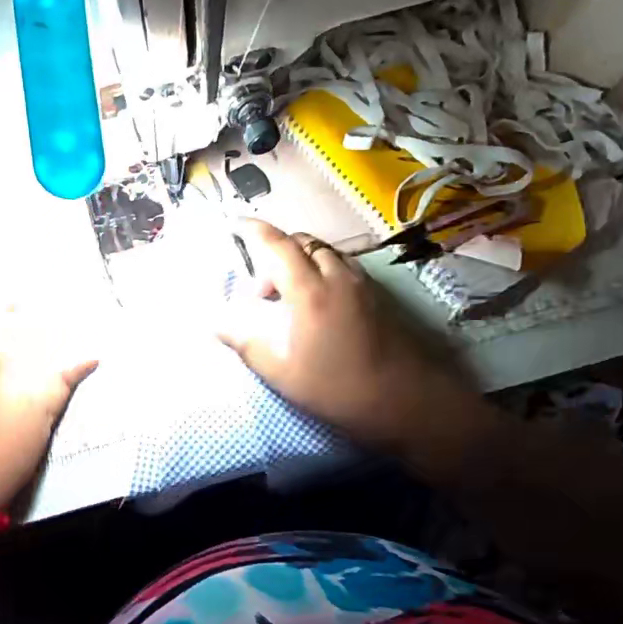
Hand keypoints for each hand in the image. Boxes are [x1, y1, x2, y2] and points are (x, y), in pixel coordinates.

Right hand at [217, 219, 483, 450]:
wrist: (405, 402)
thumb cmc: (338, 390)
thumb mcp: (283, 375)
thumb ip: (247, 345)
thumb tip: (217, 325)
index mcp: (311, 292)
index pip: (279, 246)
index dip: (256, 230)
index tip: (238, 222)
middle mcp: (338, 277)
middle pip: (305, 244)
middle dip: (279, 251)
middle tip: (263, 288)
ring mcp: (362, 285)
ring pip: (327, 254)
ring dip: (303, 261)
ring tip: (290, 295)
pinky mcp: (378, 297)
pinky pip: (345, 268)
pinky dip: (324, 270)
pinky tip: (320, 303)